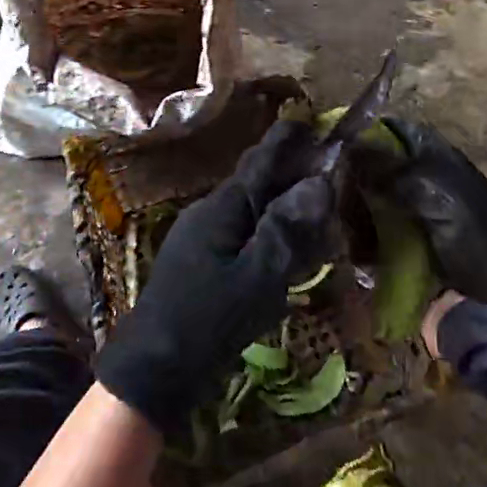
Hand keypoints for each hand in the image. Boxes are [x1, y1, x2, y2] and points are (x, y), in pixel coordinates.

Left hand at [94, 120, 333, 432]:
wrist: (154, 368)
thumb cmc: (209, 319)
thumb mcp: (258, 274)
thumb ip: (288, 226)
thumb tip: (320, 181)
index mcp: (223, 207)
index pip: (261, 160)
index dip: (286, 139)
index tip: (308, 118)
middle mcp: (211, 212)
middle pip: (260, 184)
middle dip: (294, 177)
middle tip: (331, 176)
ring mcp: (203, 236)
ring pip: (253, 211)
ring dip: (284, 210)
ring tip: (318, 220)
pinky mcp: (202, 260)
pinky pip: (243, 236)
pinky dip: (270, 237)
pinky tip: (288, 256)